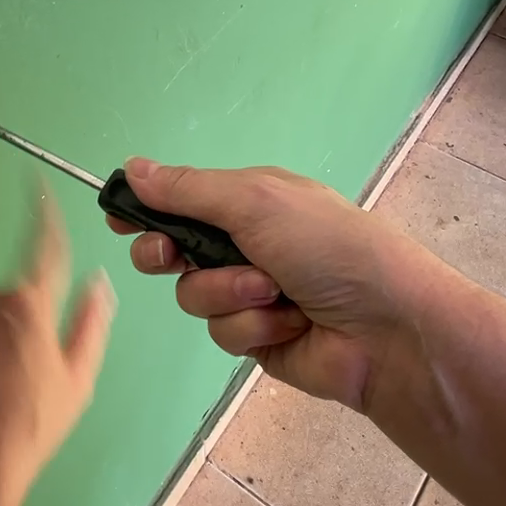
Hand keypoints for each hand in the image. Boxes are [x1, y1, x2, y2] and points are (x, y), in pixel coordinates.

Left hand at [0, 187, 115, 505]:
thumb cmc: (28, 430)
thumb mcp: (77, 381)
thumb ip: (90, 323)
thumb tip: (98, 284)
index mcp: (29, 302)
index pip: (44, 245)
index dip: (44, 211)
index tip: (39, 182)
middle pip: (10, 294)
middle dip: (18, 319)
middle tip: (22, 373)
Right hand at [107, 158, 446, 412]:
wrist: (388, 329)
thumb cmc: (326, 245)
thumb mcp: (256, 201)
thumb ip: (188, 190)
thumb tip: (132, 167)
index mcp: (250, 201)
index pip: (182, 198)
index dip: (146, 208)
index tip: (117, 217)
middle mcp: (246, 244)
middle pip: (175, 250)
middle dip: (169, 254)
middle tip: (171, 256)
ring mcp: (250, 293)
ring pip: (195, 294)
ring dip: (229, 292)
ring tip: (274, 292)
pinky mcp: (257, 338)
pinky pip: (224, 330)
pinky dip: (253, 325)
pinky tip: (289, 323)